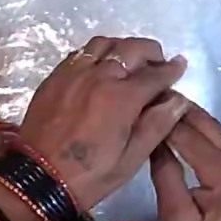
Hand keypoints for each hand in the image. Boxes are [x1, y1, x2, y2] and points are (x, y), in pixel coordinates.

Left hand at [18, 36, 190, 209]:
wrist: (39, 178)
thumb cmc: (90, 175)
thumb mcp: (131, 158)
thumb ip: (157, 125)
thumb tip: (178, 99)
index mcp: (122, 97)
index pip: (155, 74)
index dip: (172, 69)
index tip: (181, 65)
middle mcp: (99, 76)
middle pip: (131, 48)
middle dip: (151, 52)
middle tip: (158, 63)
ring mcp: (74, 73)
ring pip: (104, 43)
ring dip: (122, 47)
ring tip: (129, 62)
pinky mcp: (56, 76)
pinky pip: (80, 52)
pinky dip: (97, 53)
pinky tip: (101, 67)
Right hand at [149, 102, 220, 220]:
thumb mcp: (176, 216)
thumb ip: (166, 174)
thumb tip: (153, 139)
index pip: (188, 137)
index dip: (162, 120)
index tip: (138, 103)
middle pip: (206, 124)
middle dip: (177, 108)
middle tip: (148, 92)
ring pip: (213, 128)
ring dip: (187, 115)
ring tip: (159, 102)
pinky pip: (216, 139)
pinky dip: (196, 128)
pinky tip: (176, 122)